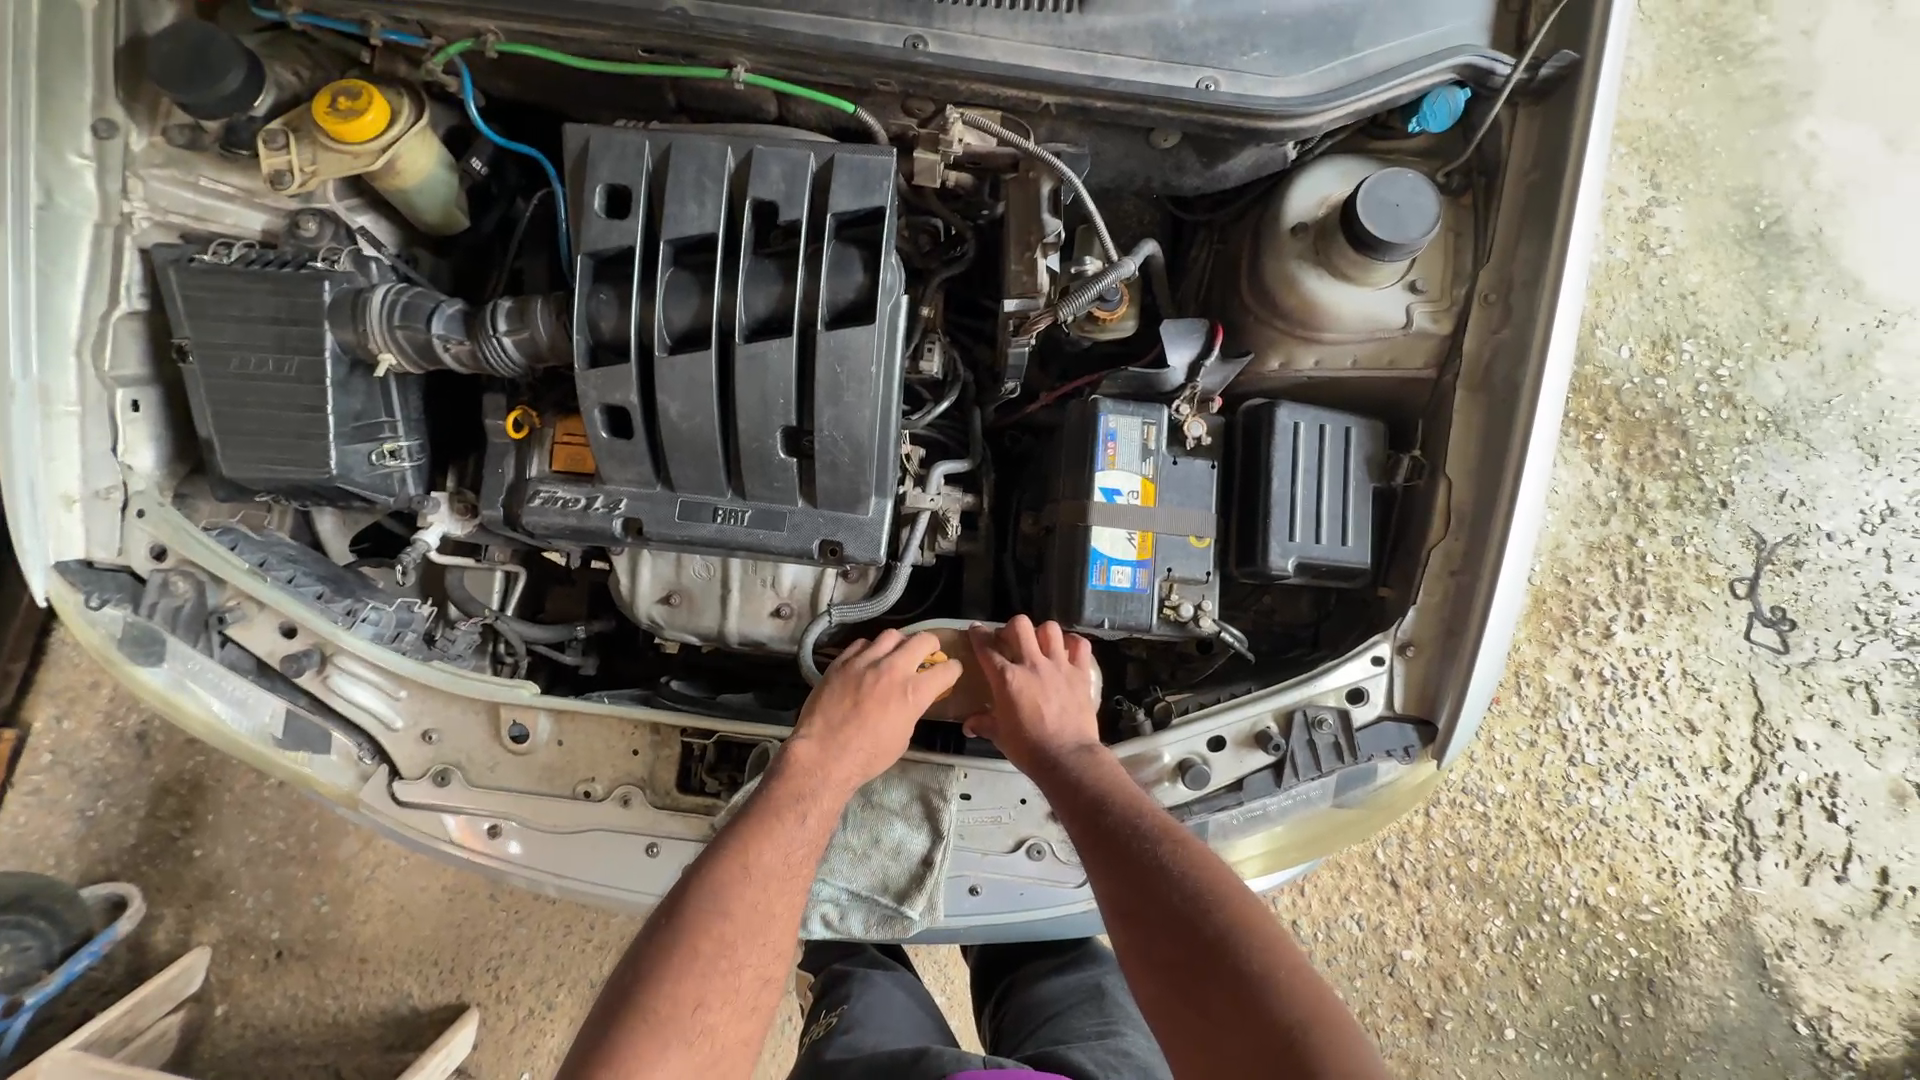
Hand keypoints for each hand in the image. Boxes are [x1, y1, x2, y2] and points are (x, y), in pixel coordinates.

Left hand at [786, 629, 959, 796]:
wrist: (823, 755)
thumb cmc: (867, 757)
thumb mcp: (903, 737)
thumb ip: (911, 710)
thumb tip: (911, 700)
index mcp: (913, 692)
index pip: (946, 670)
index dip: (953, 670)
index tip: (951, 671)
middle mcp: (893, 669)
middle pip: (922, 640)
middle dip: (931, 644)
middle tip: (928, 652)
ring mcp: (865, 662)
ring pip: (891, 635)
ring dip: (900, 643)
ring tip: (896, 653)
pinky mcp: (841, 662)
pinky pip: (862, 644)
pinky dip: (870, 649)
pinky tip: (867, 660)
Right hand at [964, 616, 1103, 777]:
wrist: (1067, 758)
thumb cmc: (1028, 749)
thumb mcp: (1000, 736)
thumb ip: (984, 724)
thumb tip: (968, 726)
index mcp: (1007, 678)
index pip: (986, 648)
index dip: (978, 634)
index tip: (976, 630)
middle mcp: (1032, 664)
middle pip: (1020, 625)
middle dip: (1011, 628)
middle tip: (1011, 641)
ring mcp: (1059, 666)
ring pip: (1050, 629)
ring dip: (1042, 633)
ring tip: (1040, 645)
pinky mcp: (1080, 674)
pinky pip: (1080, 645)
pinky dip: (1073, 643)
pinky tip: (1067, 650)